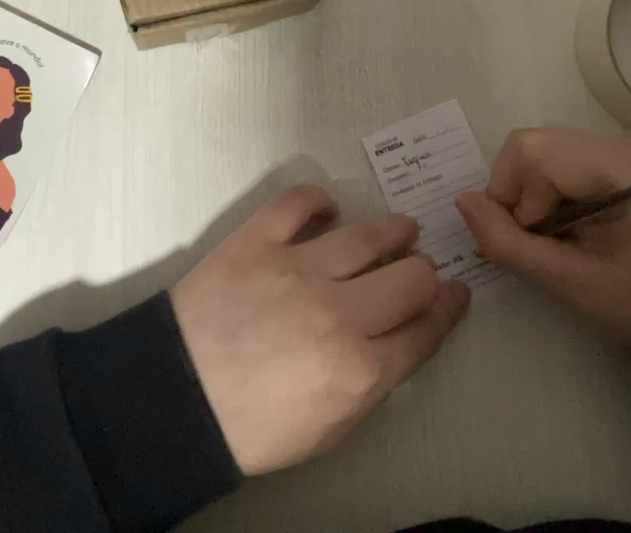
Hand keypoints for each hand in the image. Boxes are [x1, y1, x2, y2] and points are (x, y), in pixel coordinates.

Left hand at [170, 186, 470, 476]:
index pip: (425, 329)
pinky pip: (296, 202)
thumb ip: (373, 383)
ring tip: (401, 228)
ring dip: (394, 230)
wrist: (175, 396)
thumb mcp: (329, 430)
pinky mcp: (255, 241)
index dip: (447, 309)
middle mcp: (338, 313)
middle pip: (410, 277)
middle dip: (424, 273)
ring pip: (367, 235)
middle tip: (418, 268)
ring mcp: (296, 270)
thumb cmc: (252, 425)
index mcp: (359, 370)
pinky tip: (328, 208)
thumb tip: (400, 339)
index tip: (454, 292)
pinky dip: (318, 200)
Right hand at [454, 128, 630, 373]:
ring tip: (554, 233)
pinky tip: (564, 222)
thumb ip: (507, 242)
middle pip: (530, 145)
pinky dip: (540, 189)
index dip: (515, 197)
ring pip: (535, 149)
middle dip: (517, 193)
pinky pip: (550, 157)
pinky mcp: (612, 157)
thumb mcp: (567, 284)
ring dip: (527, 192)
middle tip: (541, 238)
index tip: (538, 241)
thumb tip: (461, 201)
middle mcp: (620, 143)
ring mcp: (617, 146)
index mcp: (622, 168)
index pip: (531, 151)